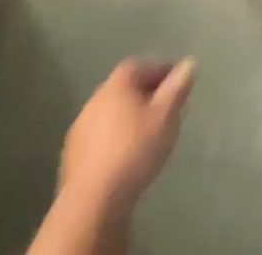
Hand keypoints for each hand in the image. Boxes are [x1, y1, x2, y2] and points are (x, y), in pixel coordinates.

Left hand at [59, 57, 195, 210]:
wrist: (92, 199)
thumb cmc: (135, 149)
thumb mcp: (166, 115)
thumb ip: (177, 87)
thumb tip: (188, 63)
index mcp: (116, 87)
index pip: (137, 65)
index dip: (158, 68)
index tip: (177, 79)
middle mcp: (93, 102)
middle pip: (122, 87)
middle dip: (145, 91)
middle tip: (167, 104)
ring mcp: (79, 129)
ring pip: (111, 111)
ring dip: (130, 114)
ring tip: (151, 129)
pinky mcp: (73, 154)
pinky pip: (100, 133)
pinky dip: (117, 133)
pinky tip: (129, 151)